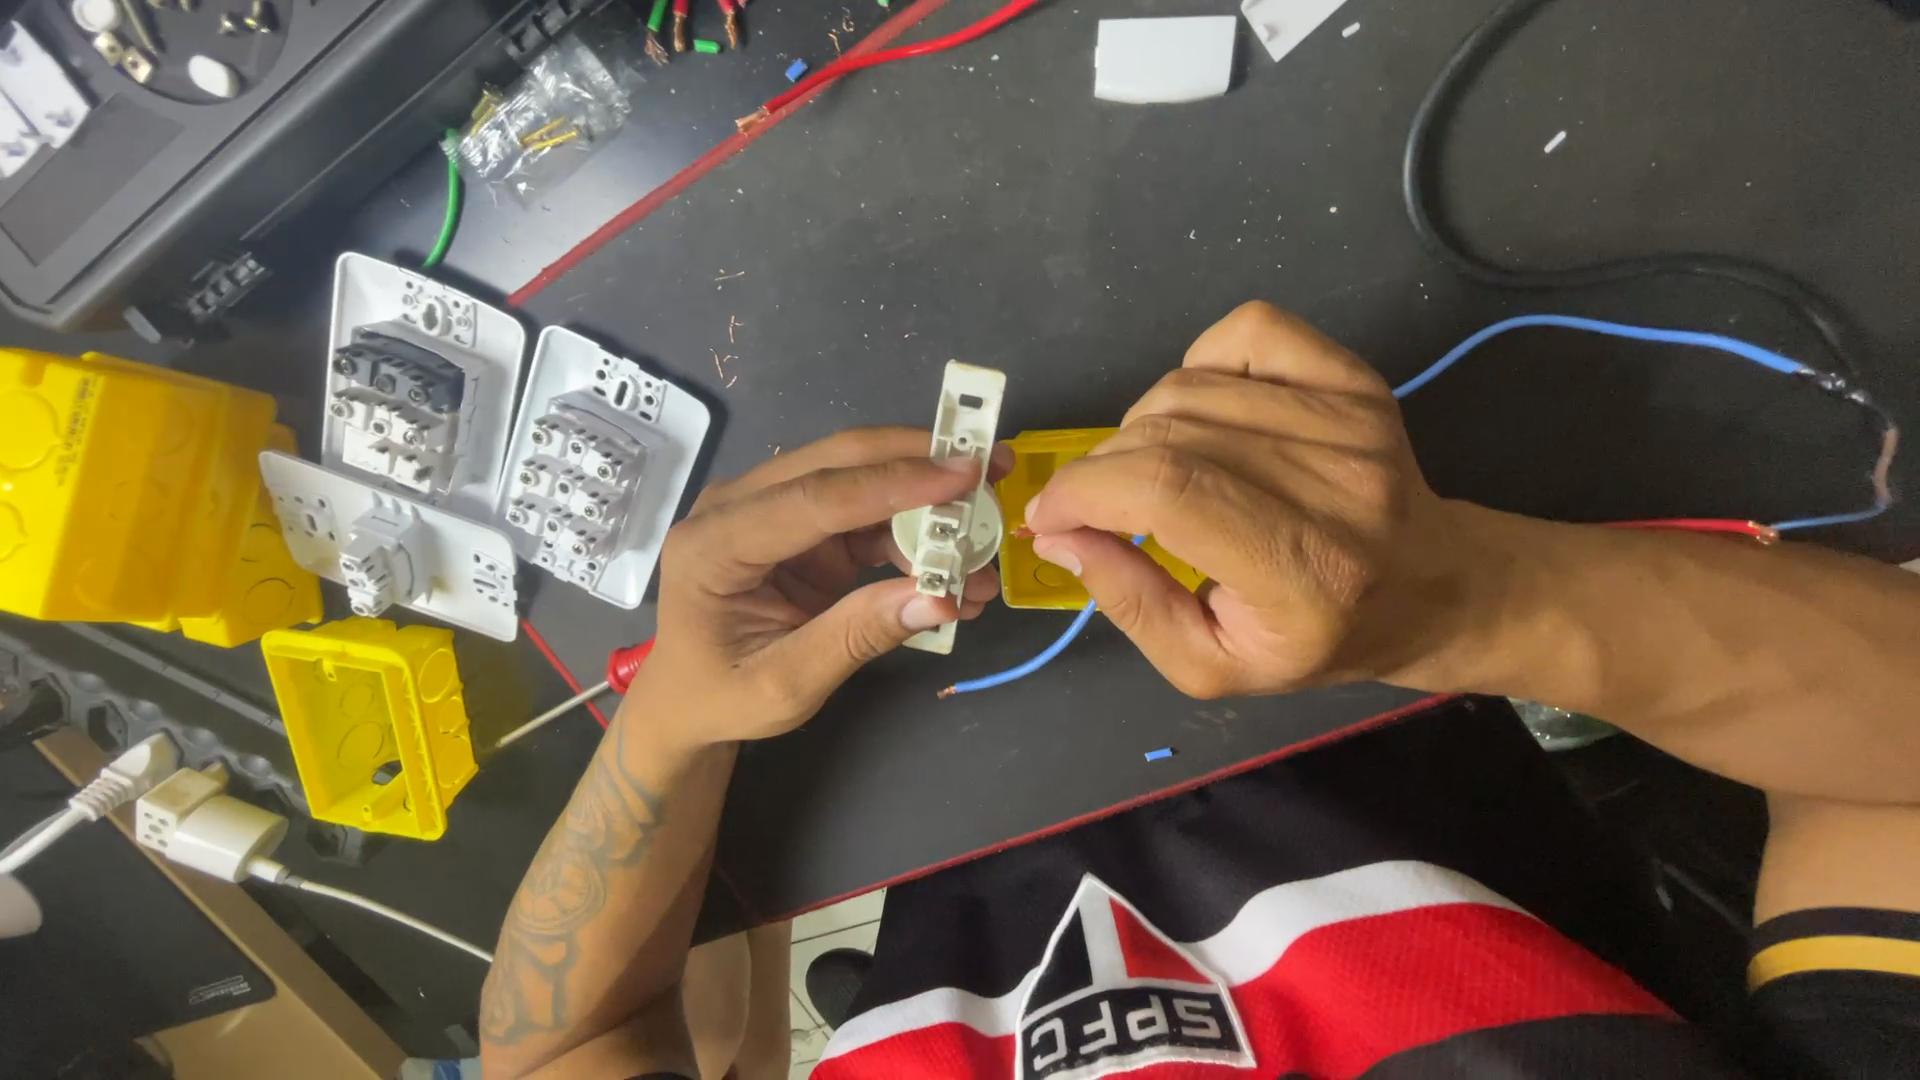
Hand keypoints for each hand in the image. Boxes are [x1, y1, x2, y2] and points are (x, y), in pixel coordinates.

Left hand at [632, 427, 1007, 743]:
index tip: (962, 476)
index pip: (813, 498)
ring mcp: (774, 510)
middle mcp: (740, 507)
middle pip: (838, 464)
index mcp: (715, 544)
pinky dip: (916, 533)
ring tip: (985, 537)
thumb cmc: (721, 697)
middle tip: (991, 467)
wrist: (689, 700)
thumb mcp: (785, 684)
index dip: (891, 484)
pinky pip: (869, 514)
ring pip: (862, 481)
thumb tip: (940, 597)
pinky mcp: (803, 526)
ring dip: (926, 500)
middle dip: (919, 460)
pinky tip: (954, 565)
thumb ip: (856, 637)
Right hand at [1024, 302, 1474, 697]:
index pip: (1167, 490)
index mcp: (1300, 566)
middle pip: (1167, 433)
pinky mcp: (1352, 377)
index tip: (1050, 514)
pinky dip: (1194, 367)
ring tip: (1149, 473)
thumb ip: (1128, 604)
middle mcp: (1332, 478)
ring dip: (1137, 431)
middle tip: (1093, 507)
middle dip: (1098, 470)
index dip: (1084, 490)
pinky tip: (1198, 415)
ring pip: (1188, 387)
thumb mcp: (1210, 664)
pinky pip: (1243, 333)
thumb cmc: (1318, 640)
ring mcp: (1347, 415)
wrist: (1432, 589)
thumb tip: (1059, 534)